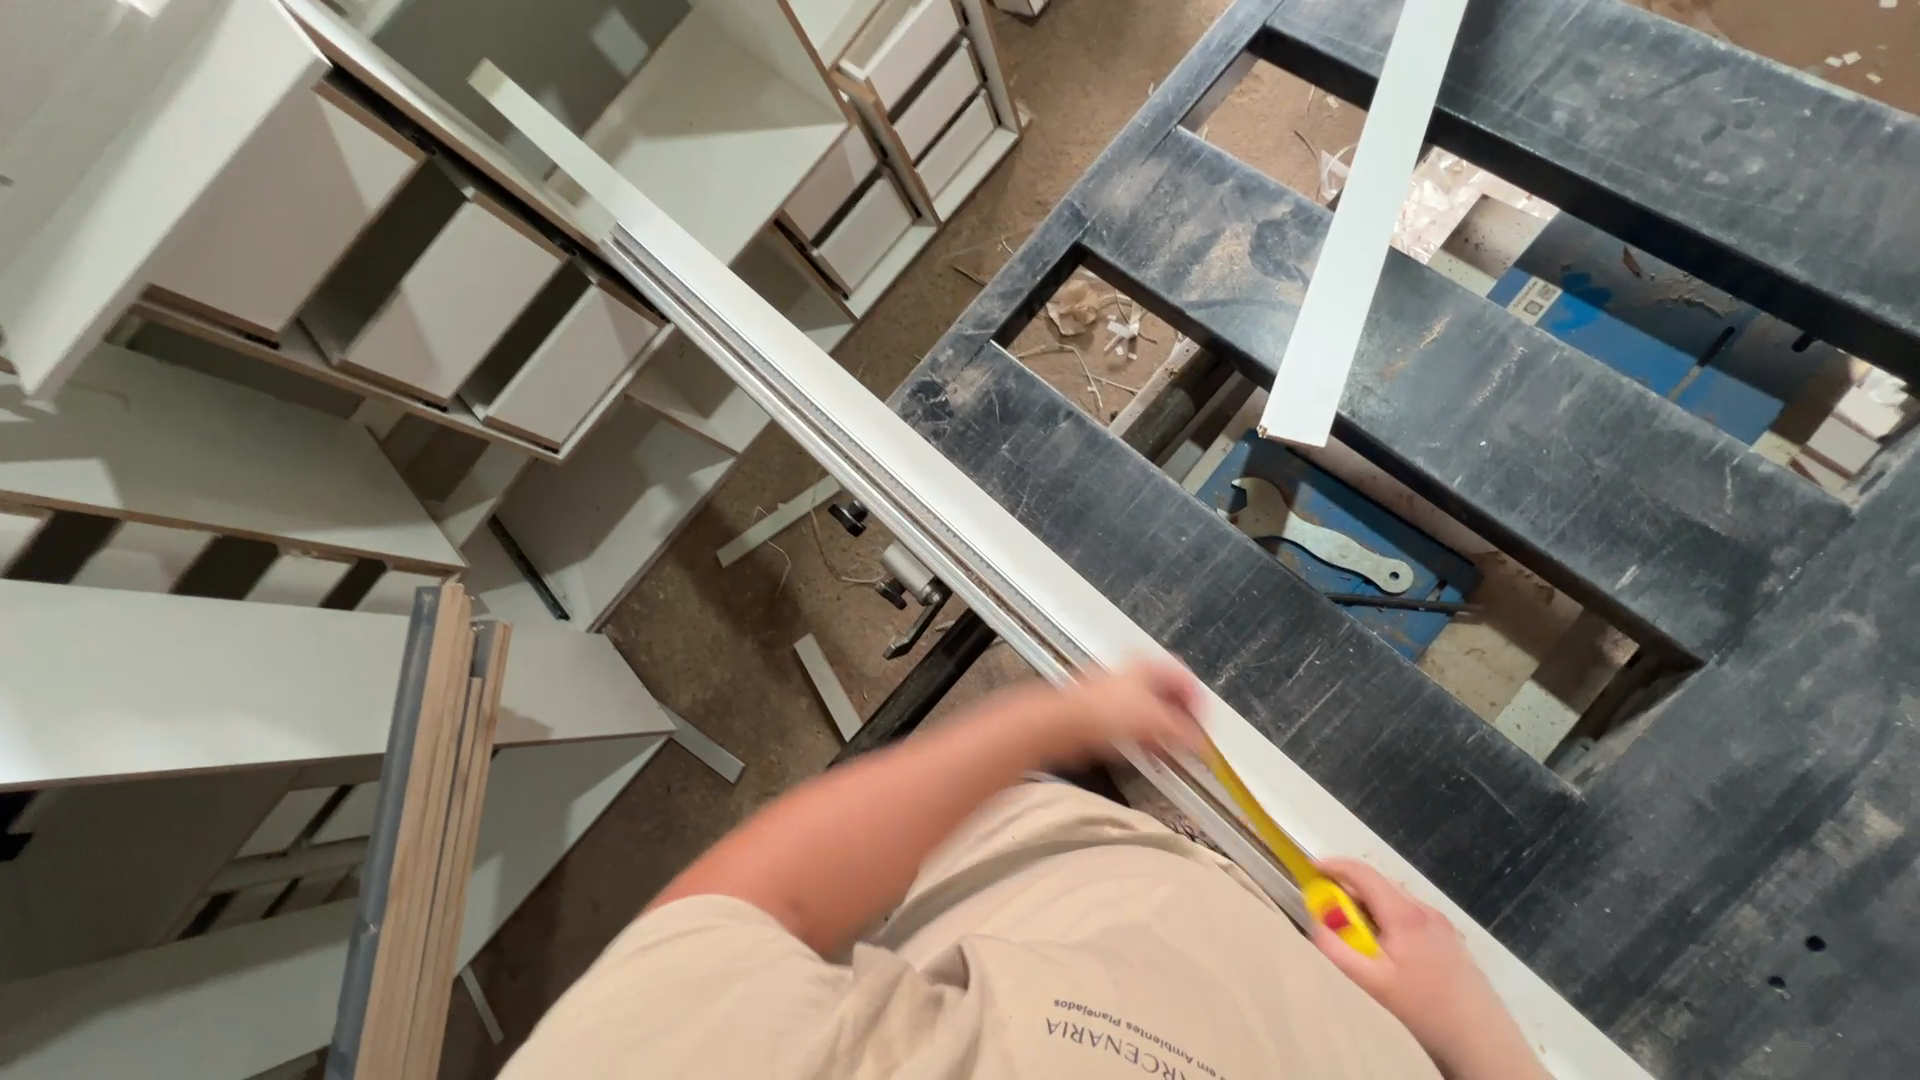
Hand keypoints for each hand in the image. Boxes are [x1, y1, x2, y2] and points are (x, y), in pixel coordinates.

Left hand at [991, 658, 1204, 765]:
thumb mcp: (1157, 721)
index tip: (1205, 723)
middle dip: (1181, 718)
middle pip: (1166, 694)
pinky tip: (1152, 754)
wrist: (1065, 722)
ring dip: (1164, 731)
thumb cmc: (1108, 711)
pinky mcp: (1101, 712)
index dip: (1197, 701)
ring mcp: (1114, 692)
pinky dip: (1145, 737)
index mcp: (1146, 664)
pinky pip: (1132, 724)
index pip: (1183, 676)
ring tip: (1175, 751)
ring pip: (1149, 711)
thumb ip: (1184, 732)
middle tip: (1192, 739)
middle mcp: (1130, 673)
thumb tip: (1202, 743)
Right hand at [1311, 858, 1547, 1079]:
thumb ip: (1337, 949)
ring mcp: (1442, 923)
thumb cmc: (1424, 1008)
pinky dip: (1389, 916)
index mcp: (1404, 914)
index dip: (1334, 865)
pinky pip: (1410, 913)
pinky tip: (1389, 947)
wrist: (1483, 1041)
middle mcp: (1424, 910)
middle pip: (1379, 883)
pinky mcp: (1451, 938)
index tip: (1311, 868)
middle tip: (1329, 906)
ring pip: (1396, 898)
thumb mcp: (1373, 982)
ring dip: (1370, 903)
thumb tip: (1315, 921)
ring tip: (1357, 930)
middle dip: (1350, 887)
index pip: (1363, 873)